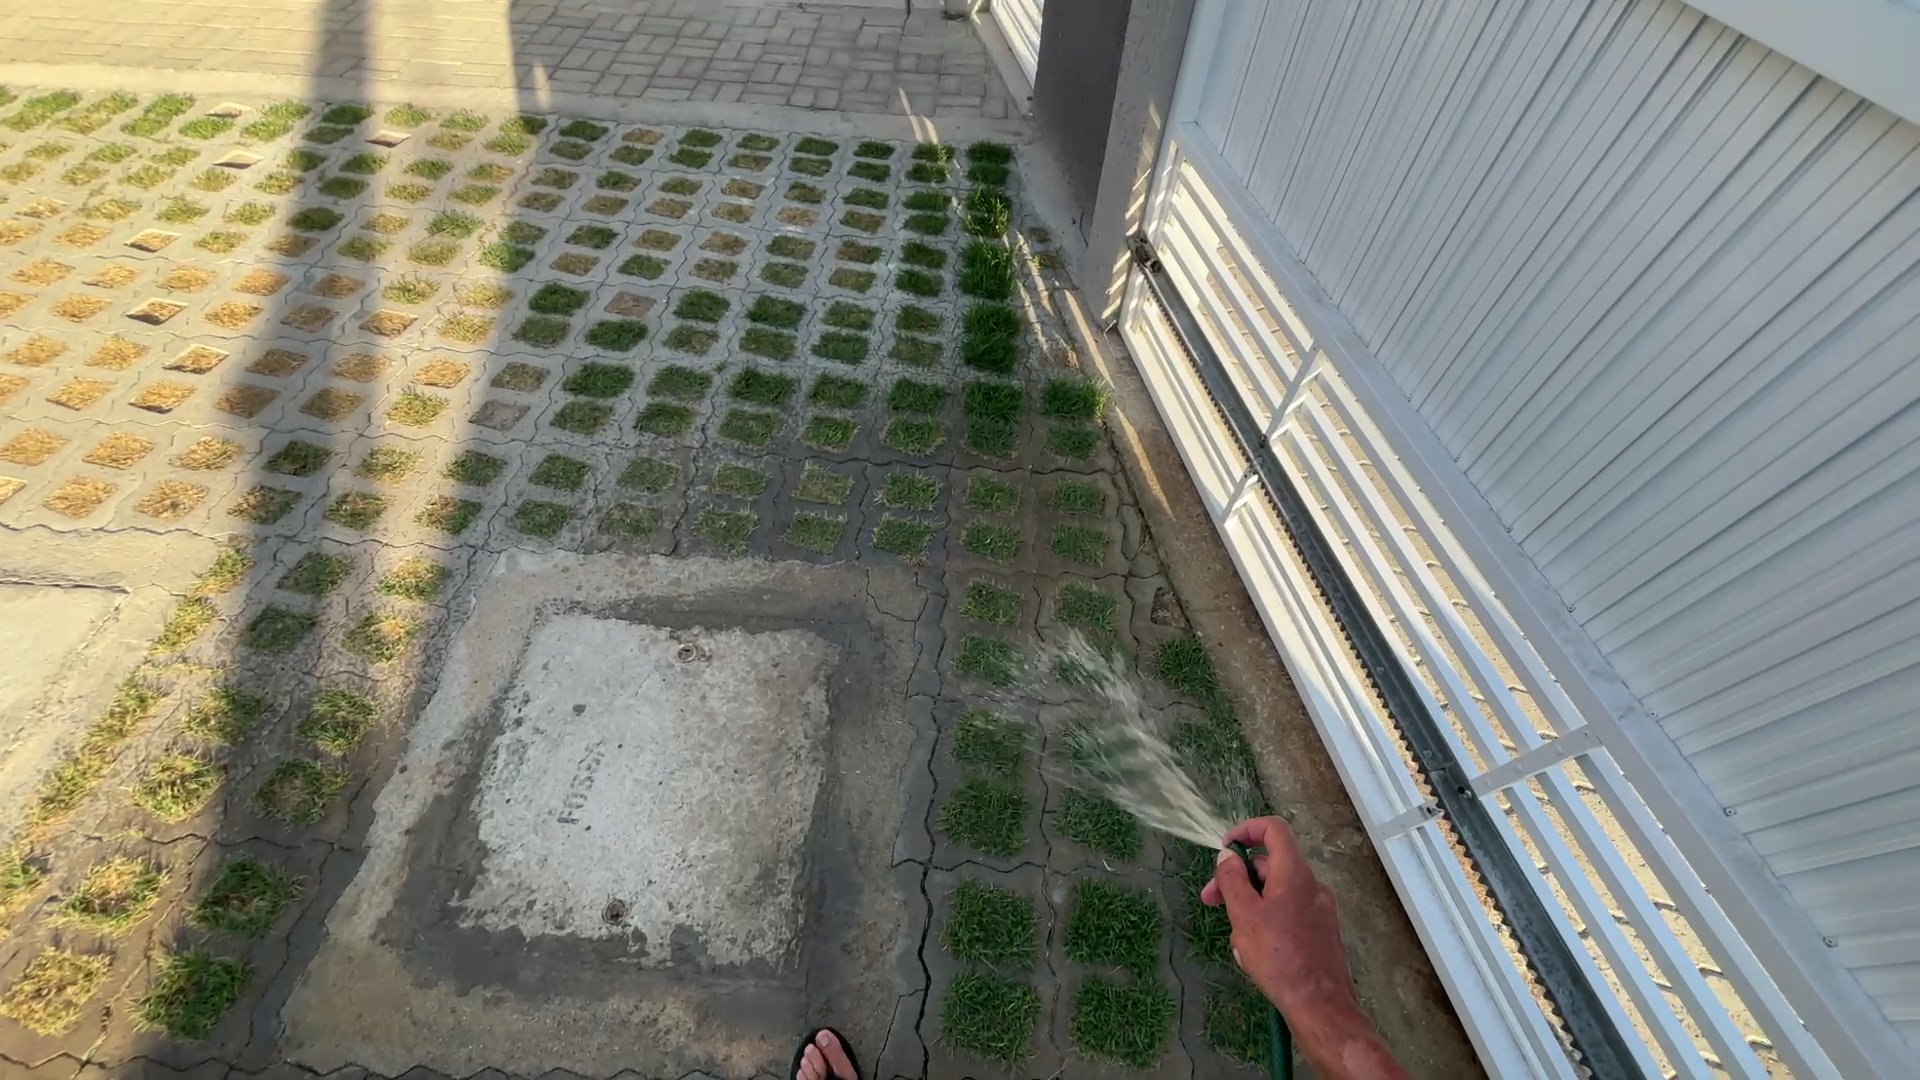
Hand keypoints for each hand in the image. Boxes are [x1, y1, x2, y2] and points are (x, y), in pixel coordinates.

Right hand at [1205, 817, 1410, 1079]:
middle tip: (1211, 899)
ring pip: (1276, 890)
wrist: (1321, 1008)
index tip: (1224, 849)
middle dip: (1237, 877)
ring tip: (1234, 936)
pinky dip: (1267, 917)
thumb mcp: (1243, 914)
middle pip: (1270, 863)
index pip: (1273, 829)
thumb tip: (1227, 856)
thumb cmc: (1278, 956)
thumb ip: (1231, 879)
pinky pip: (1288, 911)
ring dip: (1249, 902)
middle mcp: (1311, 885)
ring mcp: (1320, 909)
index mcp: (1294, 873)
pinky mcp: (1321, 931)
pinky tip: (1254, 949)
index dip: (1246, 830)